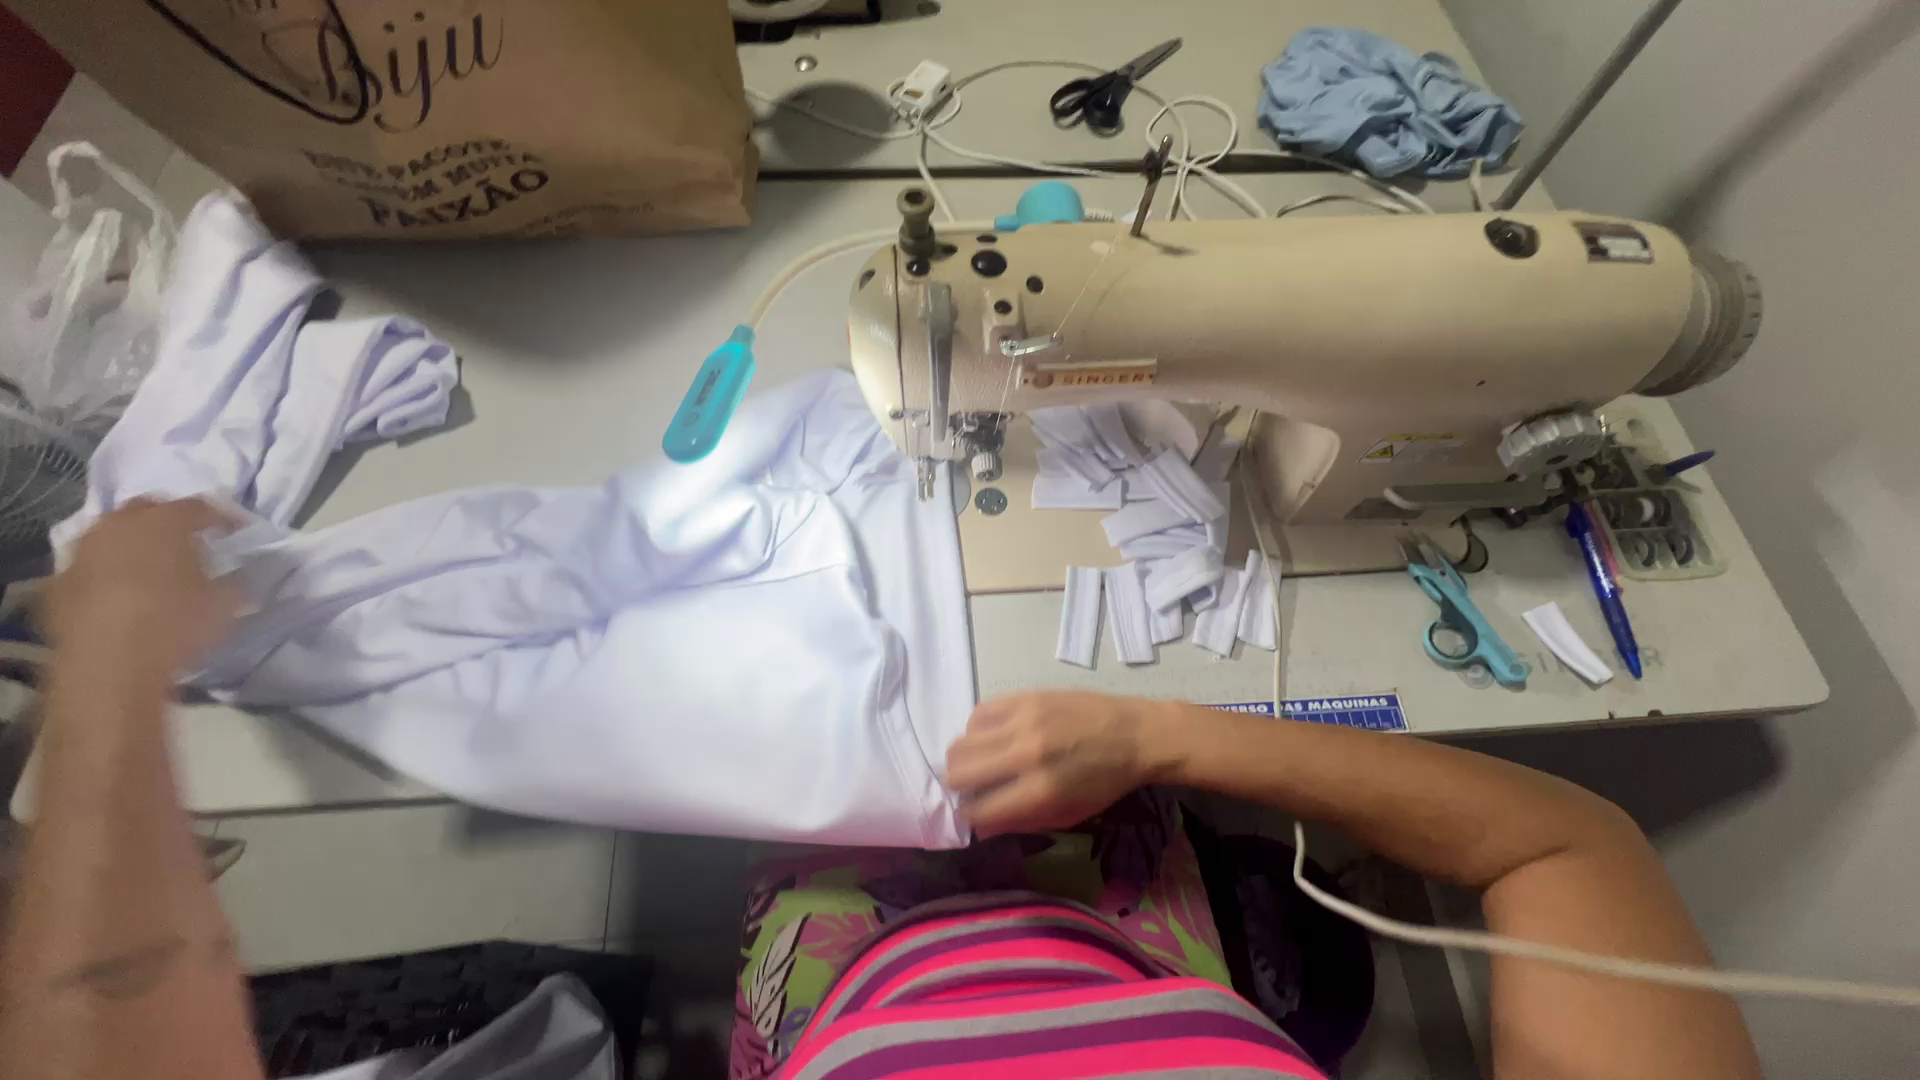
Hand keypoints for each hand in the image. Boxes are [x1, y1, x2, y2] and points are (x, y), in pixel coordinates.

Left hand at [45, 499, 241, 681]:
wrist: (113, 661)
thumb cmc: (180, 621)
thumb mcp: (228, 599)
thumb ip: (235, 577)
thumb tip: (240, 571)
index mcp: (166, 524)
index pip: (200, 507)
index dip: (224, 518)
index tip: (239, 533)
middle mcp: (119, 528)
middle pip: (146, 508)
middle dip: (169, 519)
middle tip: (193, 540)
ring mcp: (83, 553)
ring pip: (112, 534)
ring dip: (135, 543)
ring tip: (157, 565)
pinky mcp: (61, 582)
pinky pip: (92, 565)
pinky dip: (111, 570)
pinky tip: (127, 591)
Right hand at [944, 691, 1177, 836]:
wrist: (1135, 734)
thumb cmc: (1104, 782)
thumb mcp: (1067, 814)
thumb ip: (1020, 821)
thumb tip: (979, 825)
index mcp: (1039, 793)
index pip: (978, 809)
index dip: (968, 816)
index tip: (971, 813)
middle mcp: (1025, 756)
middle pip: (958, 773)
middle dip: (957, 786)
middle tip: (970, 787)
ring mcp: (1022, 722)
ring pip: (961, 742)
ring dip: (963, 758)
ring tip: (980, 761)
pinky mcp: (1024, 696)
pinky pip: (978, 712)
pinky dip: (976, 729)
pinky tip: (991, 736)